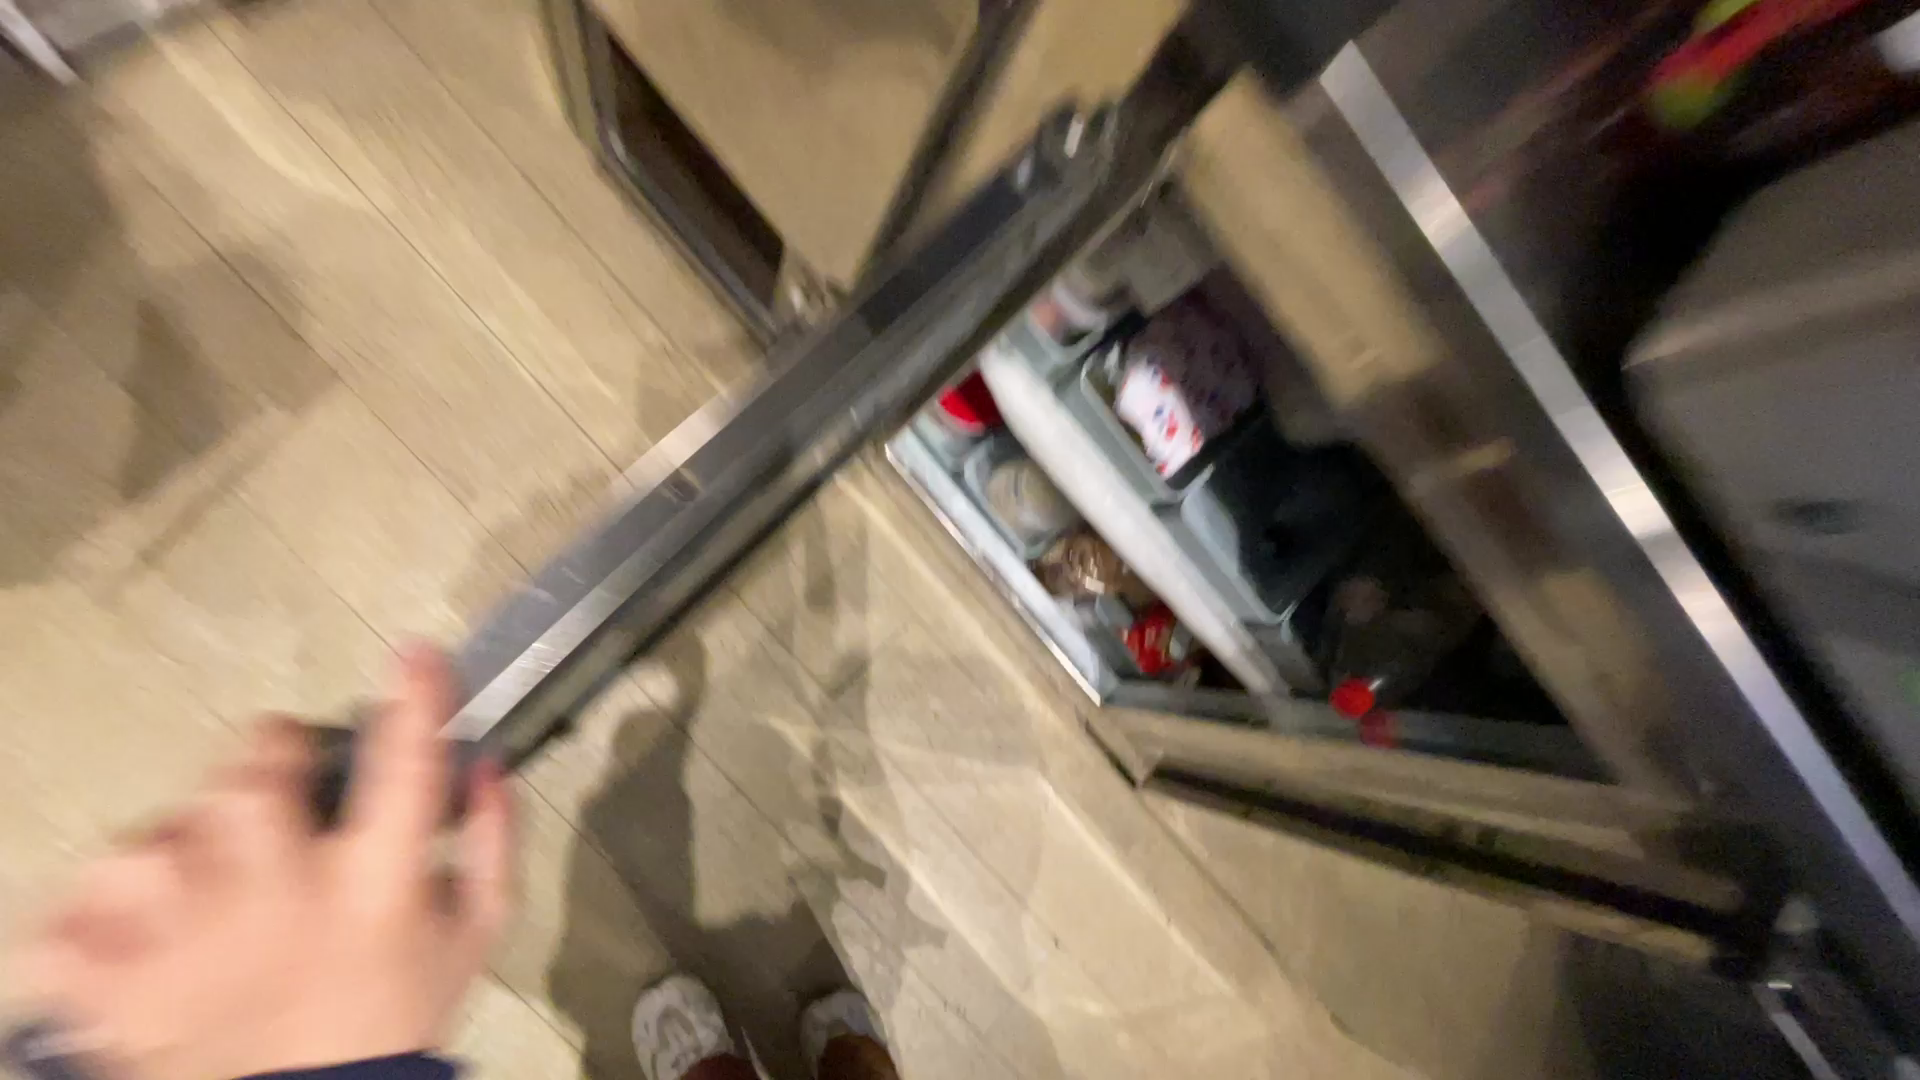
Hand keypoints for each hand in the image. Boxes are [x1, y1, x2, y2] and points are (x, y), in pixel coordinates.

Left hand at [9, 646, 514, 1079]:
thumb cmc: (404, 1003)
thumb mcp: (480, 924)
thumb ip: (496, 840)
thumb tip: (487, 765)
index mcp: (378, 886)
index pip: (404, 772)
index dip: (413, 702)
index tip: (414, 652)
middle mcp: (278, 904)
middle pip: (243, 789)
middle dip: (262, 755)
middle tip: (277, 767)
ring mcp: (182, 952)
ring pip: (143, 848)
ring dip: (176, 841)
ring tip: (202, 864)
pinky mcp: (108, 997)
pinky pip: (60, 926)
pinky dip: (88, 914)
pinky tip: (135, 922)